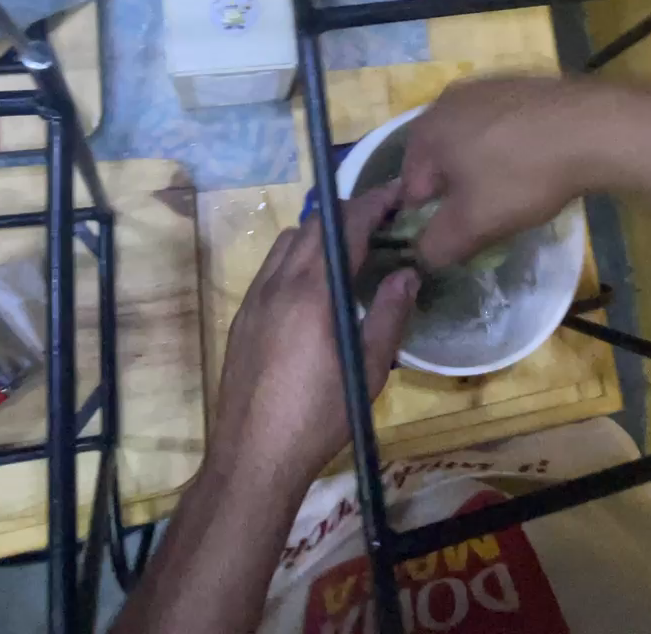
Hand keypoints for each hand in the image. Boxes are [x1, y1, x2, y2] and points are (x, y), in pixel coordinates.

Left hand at [209, 181, 420, 485]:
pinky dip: (298, 256)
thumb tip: (407, 272)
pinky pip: (272, 266)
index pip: (346, 226)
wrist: (252, 457)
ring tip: (349, 253)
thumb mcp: (369, 369)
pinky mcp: (243, 315)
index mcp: (314, 291)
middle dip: (349, 214)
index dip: (374, 203)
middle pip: (315, 224)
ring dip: (321, 233)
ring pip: (289, 240)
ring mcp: (255, 297)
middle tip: (381, 222)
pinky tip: (314, 288)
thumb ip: (390, 314)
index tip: (397, 194)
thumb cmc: (319, 416)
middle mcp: (280, 282)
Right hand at [401, 75, 650, 266]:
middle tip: (489, 216)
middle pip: (441, 162)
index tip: (460, 235)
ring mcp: (486, 88)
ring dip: (484, 171)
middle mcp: (448, 101)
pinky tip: (535, 164)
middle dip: (458, 193)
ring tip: (515, 192)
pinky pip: (502, 128)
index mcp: (426, 130)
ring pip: (472, 144)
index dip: (430, 220)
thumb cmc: (522, 174)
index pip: (410, 188)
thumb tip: (423, 254)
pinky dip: (511, 149)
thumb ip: (437, 245)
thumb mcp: (474, 224)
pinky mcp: (520, 86)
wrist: (594, 127)